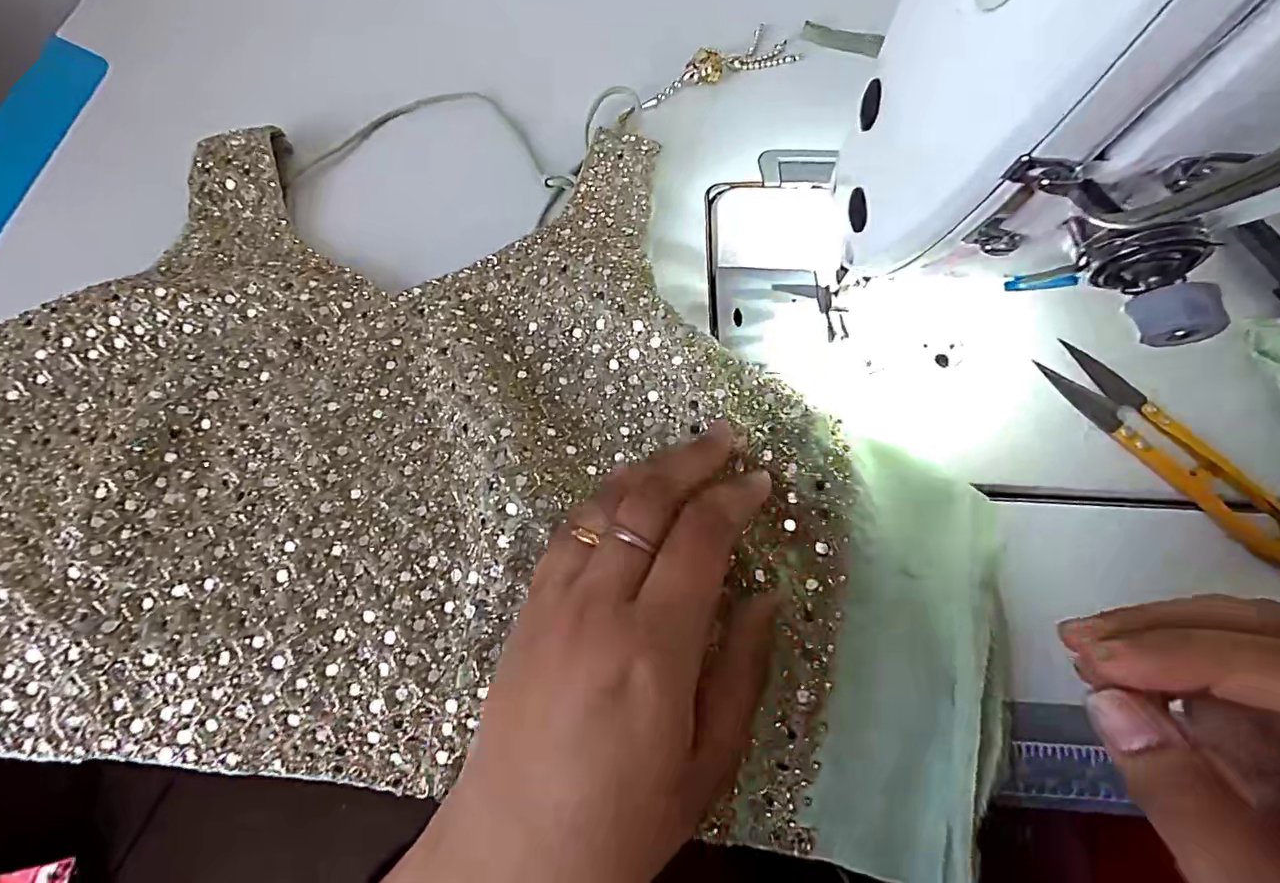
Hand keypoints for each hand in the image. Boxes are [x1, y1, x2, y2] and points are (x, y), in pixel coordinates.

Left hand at [387, 422, 778, 882]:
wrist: (513, 851)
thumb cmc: (624, 818)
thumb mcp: (707, 761)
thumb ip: (743, 669)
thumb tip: (767, 595)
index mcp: (653, 647)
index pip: (700, 538)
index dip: (733, 498)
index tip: (759, 481)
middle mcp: (599, 606)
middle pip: (647, 501)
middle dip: (691, 459)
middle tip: (724, 437)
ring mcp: (555, 599)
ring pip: (602, 504)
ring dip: (645, 469)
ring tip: (679, 454)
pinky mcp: (527, 606)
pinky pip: (567, 530)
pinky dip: (601, 498)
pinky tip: (621, 491)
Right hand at [1061, 596, 1279, 882]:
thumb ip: (1197, 816)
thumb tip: (1107, 701)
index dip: (1198, 655)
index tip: (1103, 663)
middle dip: (1172, 632)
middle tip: (1082, 643)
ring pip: (1262, 651)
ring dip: (1165, 642)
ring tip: (1090, 656)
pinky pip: (1245, 693)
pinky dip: (1174, 676)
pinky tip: (1127, 684)